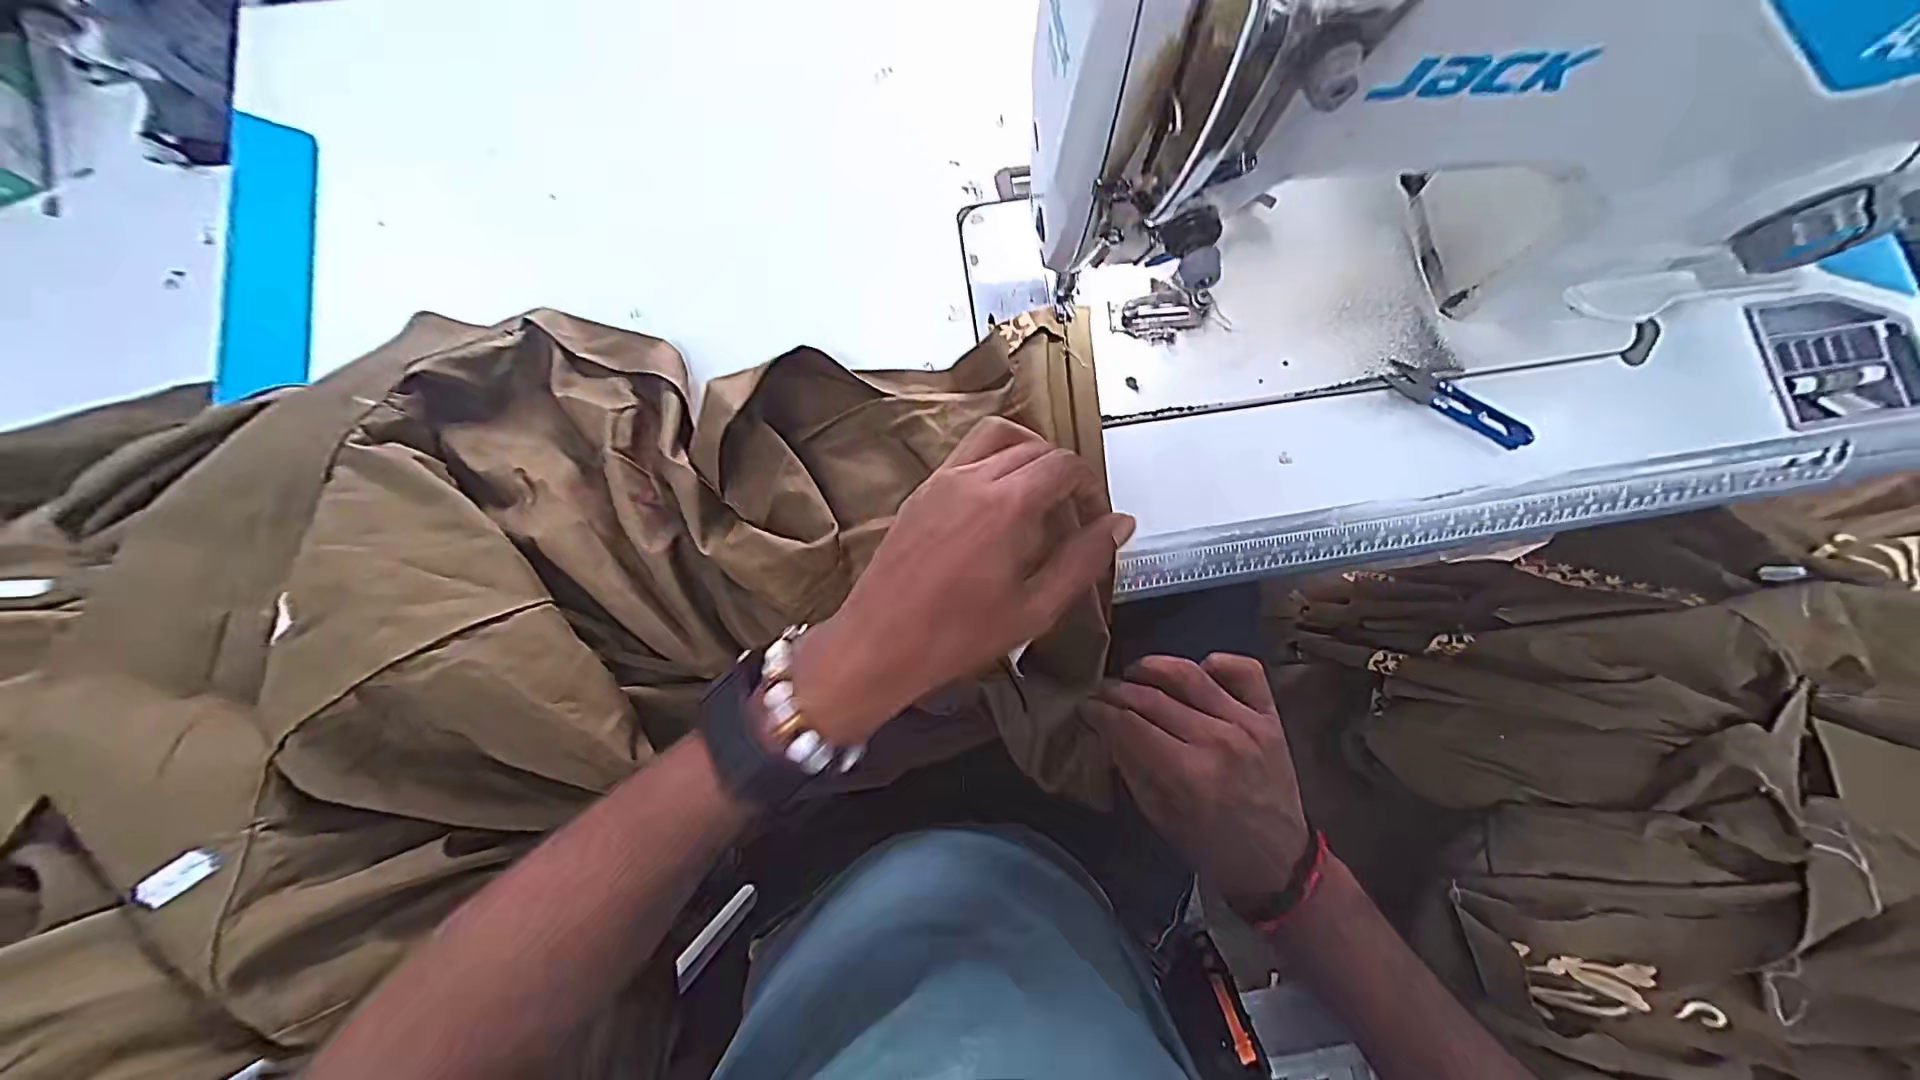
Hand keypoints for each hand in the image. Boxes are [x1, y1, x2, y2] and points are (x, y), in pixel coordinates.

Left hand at [794, 417, 1134, 743]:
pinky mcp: (920, 493)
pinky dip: (992, 463)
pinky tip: (995, 507)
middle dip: (1063, 472)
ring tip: (1037, 496)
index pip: (1064, 465)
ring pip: (996, 437)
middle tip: (1072, 513)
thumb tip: (1118, 525)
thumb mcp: (1034, 608)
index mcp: (1006, 505)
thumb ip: (1082, 560)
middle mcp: (971, 480)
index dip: (1091, 486)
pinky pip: (965, 455)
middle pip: (1034, 447)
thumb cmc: (954, 635)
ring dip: (1027, 454)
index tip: (1095, 516)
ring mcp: (940, 482)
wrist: (879, 643)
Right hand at [1085, 654, 1309, 907]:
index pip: (1128, 724)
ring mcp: (1248, 724)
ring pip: (1189, 674)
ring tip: (1135, 675)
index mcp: (1189, 775)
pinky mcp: (1270, 716)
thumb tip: (1105, 727)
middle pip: (1151, 696)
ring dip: (1152, 667)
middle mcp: (1218, 741)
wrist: (1280, 864)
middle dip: (1116, 691)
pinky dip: (1217, 663)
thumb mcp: (1159, 817)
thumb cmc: (1212, 847)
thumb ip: (1130, 767)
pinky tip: (1198, 674)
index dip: (1099, 712)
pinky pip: (1243, 671)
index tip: (1086, 708)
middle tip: (1101, 693)